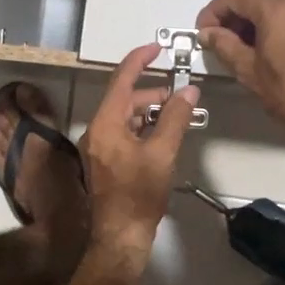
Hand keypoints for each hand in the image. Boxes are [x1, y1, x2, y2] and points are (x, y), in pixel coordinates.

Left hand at [82, 43, 200, 259]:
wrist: (120, 236)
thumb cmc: (139, 195)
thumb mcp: (162, 153)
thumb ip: (175, 118)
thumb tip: (189, 92)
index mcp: (105, 124)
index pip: (121, 81)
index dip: (139, 60)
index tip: (158, 47)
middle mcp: (95, 131)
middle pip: (123, 100)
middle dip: (151, 93)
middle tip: (179, 96)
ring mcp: (97, 148)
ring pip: (124, 118)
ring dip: (148, 113)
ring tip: (175, 117)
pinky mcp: (103, 163)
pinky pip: (121, 134)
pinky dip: (141, 129)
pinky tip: (161, 137)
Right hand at [196, 0, 284, 148]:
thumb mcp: (248, 70)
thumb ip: (224, 45)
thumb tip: (208, 33)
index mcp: (276, 9)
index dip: (214, 11)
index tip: (203, 30)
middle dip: (237, 8)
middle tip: (224, 34)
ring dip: (259, 13)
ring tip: (247, 42)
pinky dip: (280, 20)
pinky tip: (274, 47)